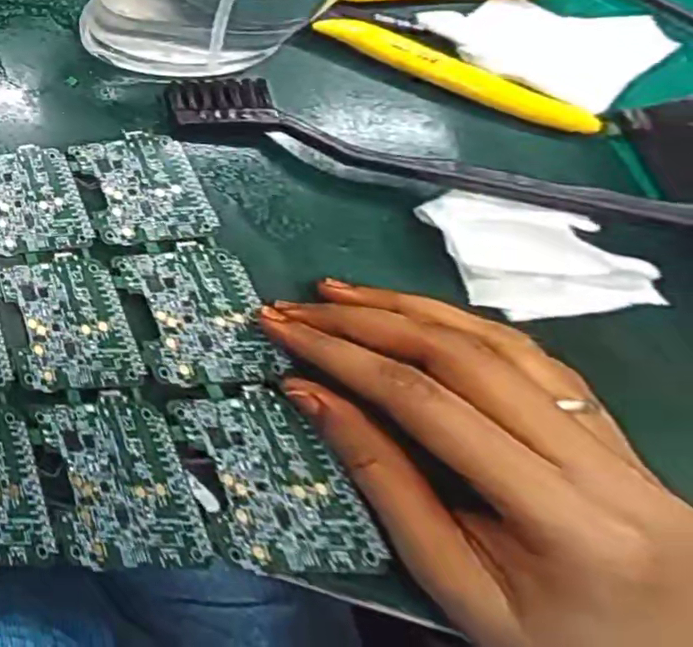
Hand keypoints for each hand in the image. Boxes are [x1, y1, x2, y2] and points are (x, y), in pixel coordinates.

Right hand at [260, 280, 692, 646]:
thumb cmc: (544, 638)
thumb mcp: (449, 578)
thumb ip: (379, 478)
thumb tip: (304, 391)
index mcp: (569, 518)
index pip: (426, 402)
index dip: (341, 356)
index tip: (279, 331)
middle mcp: (610, 472)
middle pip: (465, 360)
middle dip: (364, 321)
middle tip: (295, 307)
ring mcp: (625, 451)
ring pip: (503, 347)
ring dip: (408, 309)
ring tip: (338, 293)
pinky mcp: (620, 440)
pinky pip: (534, 362)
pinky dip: (460, 326)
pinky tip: (413, 315)